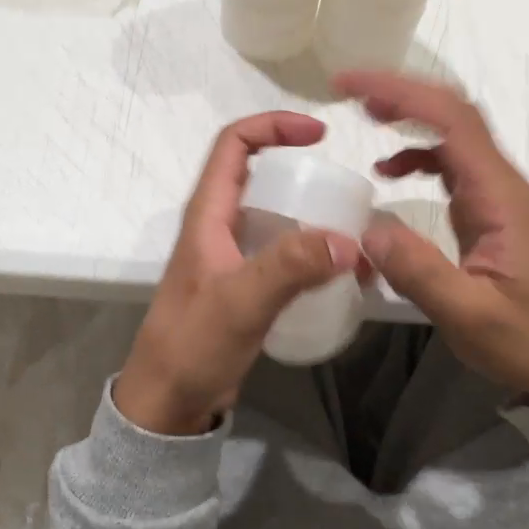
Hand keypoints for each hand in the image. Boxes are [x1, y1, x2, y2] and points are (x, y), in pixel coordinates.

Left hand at [115, 112, 360, 435]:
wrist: (169, 402)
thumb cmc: (192, 345)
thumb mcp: (240, 301)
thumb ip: (289, 266)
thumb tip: (349, 240)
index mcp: (207, 215)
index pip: (234, 145)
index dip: (273, 126)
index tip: (320, 134)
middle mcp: (219, 229)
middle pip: (262, 179)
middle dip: (306, 176)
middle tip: (350, 195)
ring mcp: (232, 260)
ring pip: (277, 221)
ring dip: (314, 221)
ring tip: (359, 237)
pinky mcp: (245, 290)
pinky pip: (284, 259)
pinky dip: (313, 258)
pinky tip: (344, 277)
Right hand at [333, 72, 528, 413]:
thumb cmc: (526, 342)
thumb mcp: (469, 315)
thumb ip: (419, 272)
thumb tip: (367, 229)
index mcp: (501, 198)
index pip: (453, 123)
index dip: (403, 95)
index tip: (352, 87)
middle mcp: (502, 187)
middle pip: (455, 117)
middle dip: (403, 95)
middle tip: (349, 92)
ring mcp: (497, 200)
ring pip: (454, 138)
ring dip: (410, 120)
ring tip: (364, 117)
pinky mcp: (489, 217)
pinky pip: (452, 169)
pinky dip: (418, 158)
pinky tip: (390, 174)